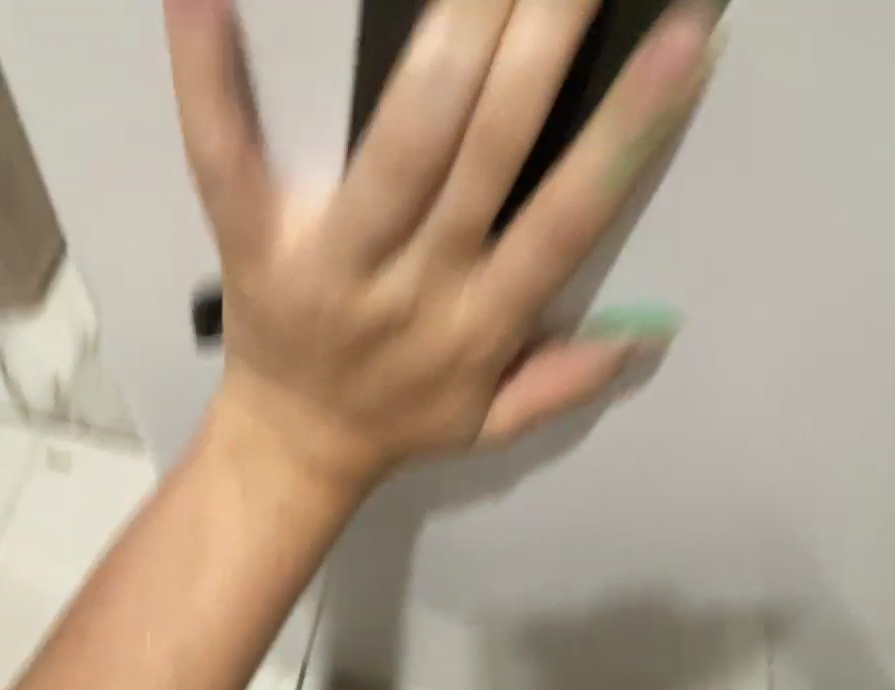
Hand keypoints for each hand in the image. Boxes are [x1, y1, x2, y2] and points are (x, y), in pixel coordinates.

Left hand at [166, 0, 718, 496]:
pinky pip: (223, 155)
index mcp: (477, 325)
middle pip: (483, 155)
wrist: (294, 445)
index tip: (684, 40)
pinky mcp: (249, 241)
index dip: (623, 133)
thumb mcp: (490, 425)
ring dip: (450, 40)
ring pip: (398, 146)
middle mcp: (411, 286)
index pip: (563, 223)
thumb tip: (649, 333)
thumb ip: (563, 383)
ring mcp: (327, 261)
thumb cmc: (399, 422)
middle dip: (538, 44)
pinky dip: (210, 76)